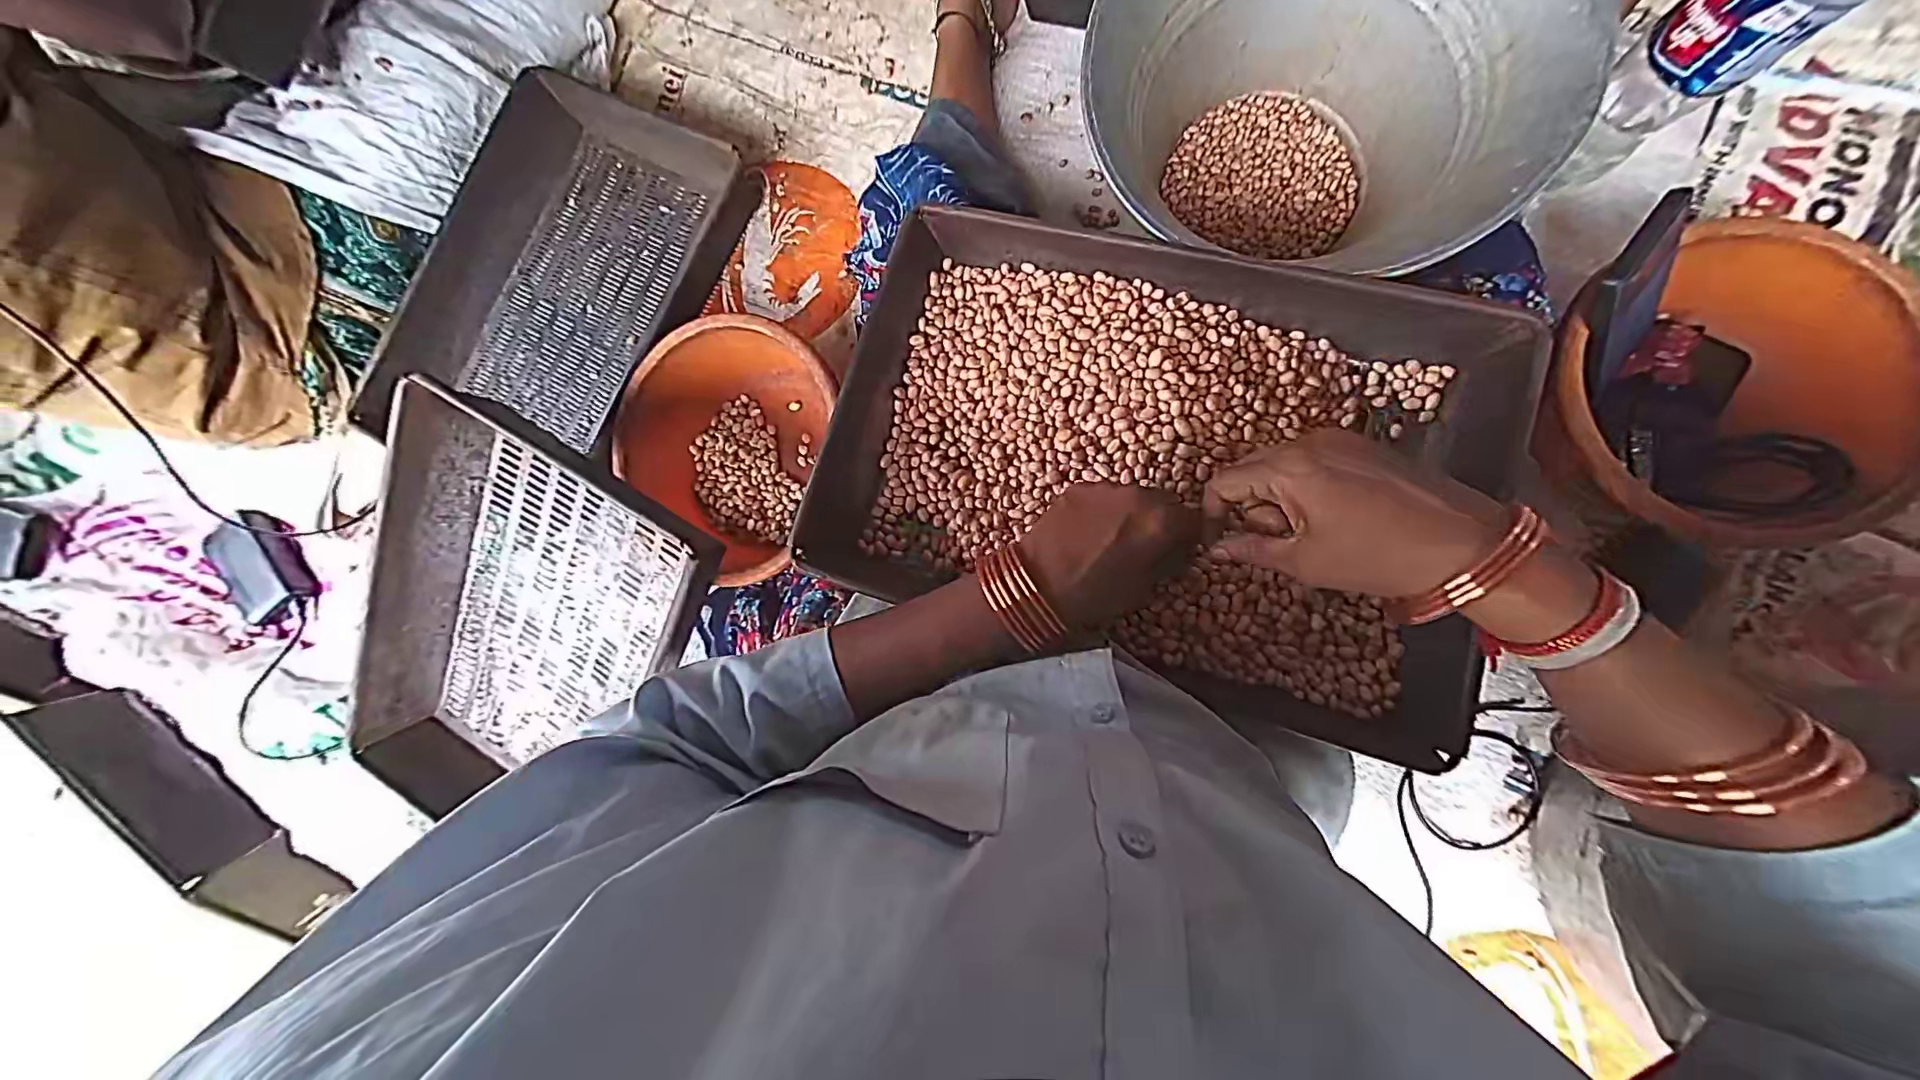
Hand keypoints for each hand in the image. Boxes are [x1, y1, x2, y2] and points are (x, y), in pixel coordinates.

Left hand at [1017, 483, 1200, 627]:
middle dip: (1161, 520)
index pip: (1194, 520)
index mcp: (1160, 522)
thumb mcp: (1144, 587)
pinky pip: (1102, 497)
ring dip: (1130, 513)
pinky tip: (1088, 531)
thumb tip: (1179, 549)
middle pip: (1163, 502)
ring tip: (1113, 538)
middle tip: (1148, 543)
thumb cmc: (1096, 595)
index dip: (1192, 535)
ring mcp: (1104, 489)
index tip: (1185, 546)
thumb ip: (1168, 560)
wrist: (1038, 586)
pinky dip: (1102, 510)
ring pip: (1131, 496)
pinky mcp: (1077, 488)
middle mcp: (1137, 495)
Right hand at [1201, 429, 1505, 598]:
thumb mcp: (1304, 560)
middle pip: (1250, 470)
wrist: (1465, 545)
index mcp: (1289, 469)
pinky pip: (1311, 461)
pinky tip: (1333, 515)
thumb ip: (1251, 548)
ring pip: (1279, 466)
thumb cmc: (1379, 556)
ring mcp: (1338, 440)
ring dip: (1278, 498)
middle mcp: (1309, 443)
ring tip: (1312, 530)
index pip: (1224, 481)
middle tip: (1279, 540)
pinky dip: (1305, 486)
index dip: (1212, 512)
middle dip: (1251, 506)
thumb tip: (1217, 547)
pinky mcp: (1360, 446)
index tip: (1220, 538)